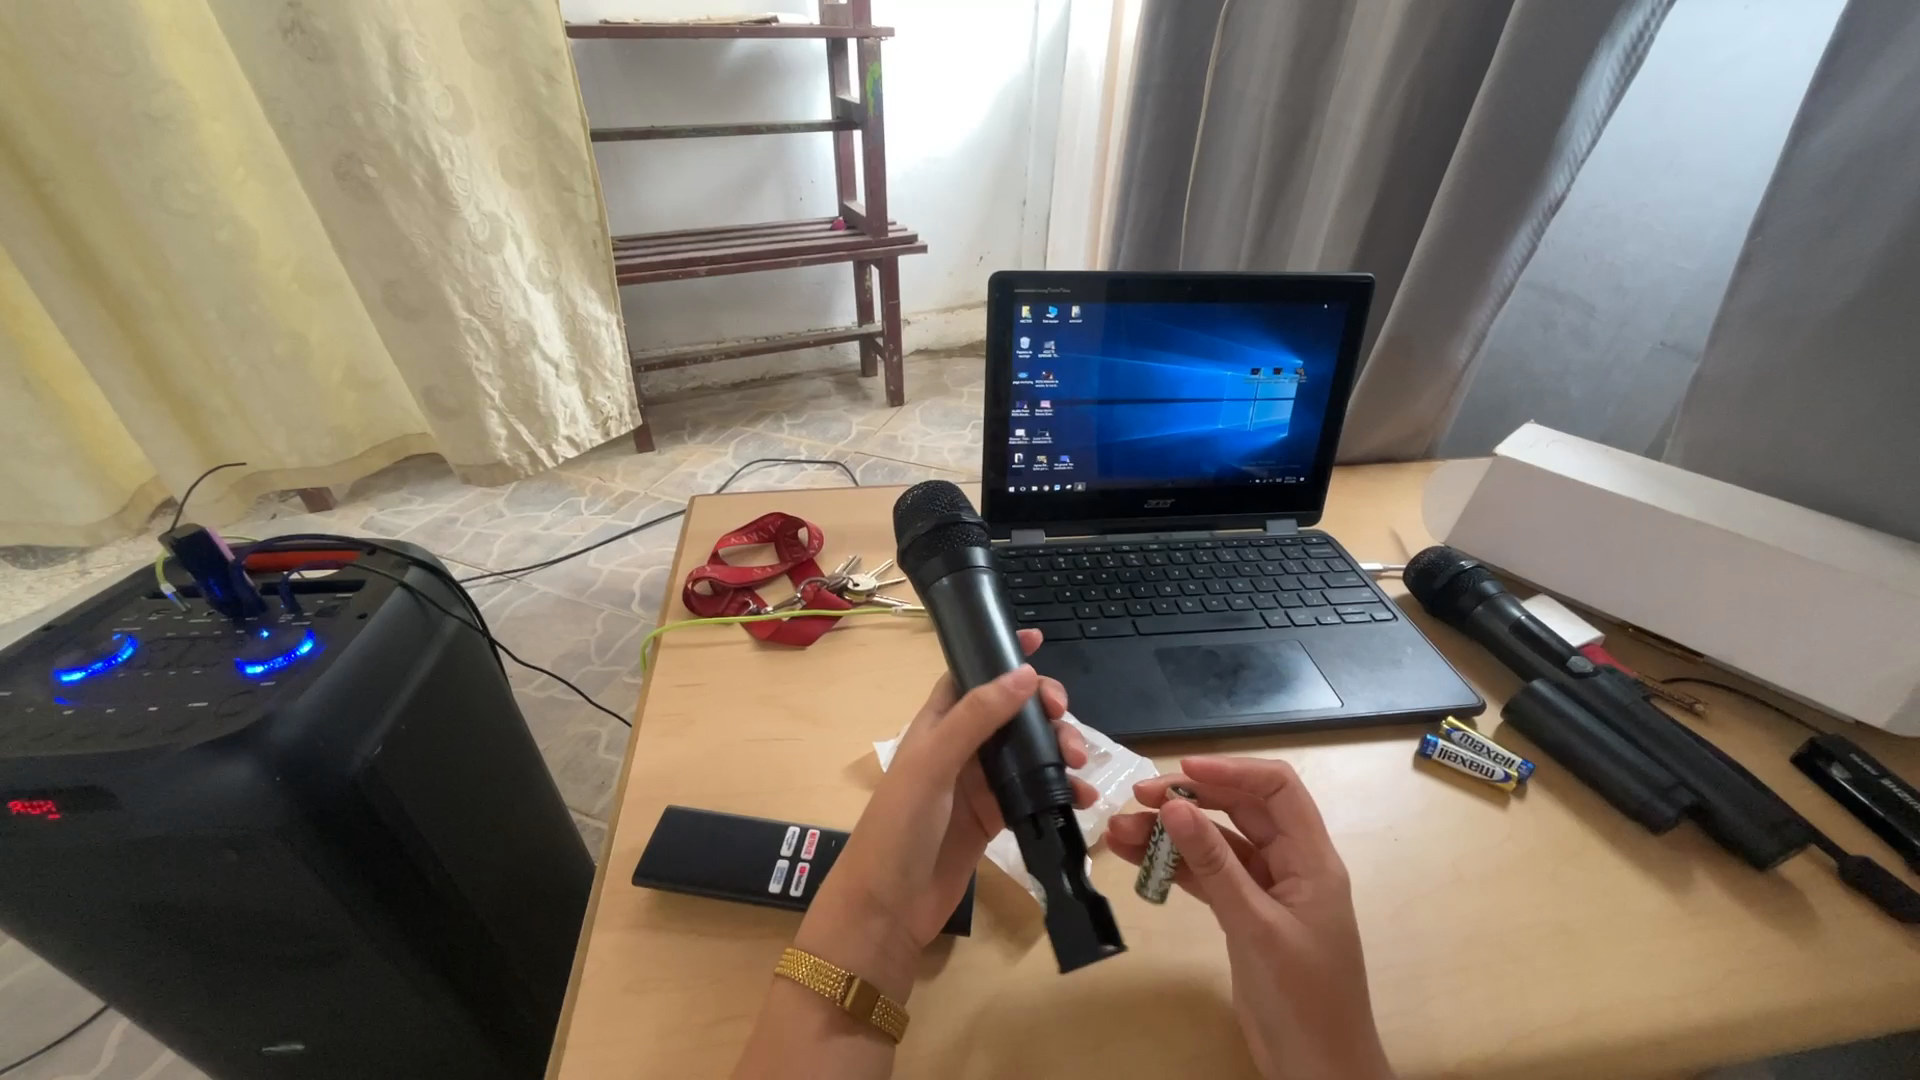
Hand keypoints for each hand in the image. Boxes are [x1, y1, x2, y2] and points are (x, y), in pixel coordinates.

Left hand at [796, 629, 1093, 999]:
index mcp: (937, 723)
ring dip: (1058, 748)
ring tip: (1080, 763)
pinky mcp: (995, 818)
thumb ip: (977, 717)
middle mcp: (960, 746)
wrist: (888, 909)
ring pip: (1028, 751)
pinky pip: (1034, 792)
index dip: (1001, 656)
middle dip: (1044, 708)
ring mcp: (979, 783)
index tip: (1037, 640)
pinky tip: (1081, 798)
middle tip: (1066, 717)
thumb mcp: (934, 763)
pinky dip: (1060, 790)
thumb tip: (1024, 674)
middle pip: (1011, 712)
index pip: (972, 675)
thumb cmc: (900, 827)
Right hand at [1107, 756, 1392, 1079]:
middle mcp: (1288, 863)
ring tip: (1120, 831)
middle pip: (1238, 808)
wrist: (1318, 1074)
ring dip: (1170, 833)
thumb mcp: (1255, 927)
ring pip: (1214, 841)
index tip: (1181, 770)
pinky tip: (1137, 858)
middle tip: (1137, 799)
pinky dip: (1173, 864)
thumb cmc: (1303, 999)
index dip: (1231, 770)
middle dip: (1189, 798)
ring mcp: (1264, 889)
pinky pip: (1205, 874)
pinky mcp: (1242, 913)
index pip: (1277, 789)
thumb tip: (1174, 806)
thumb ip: (1214, 864)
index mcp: (1310, 859)